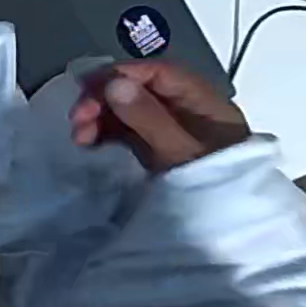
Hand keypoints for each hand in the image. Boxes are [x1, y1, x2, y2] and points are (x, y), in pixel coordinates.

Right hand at [69, 60, 249, 171]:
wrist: (228, 233)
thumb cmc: (213, 187)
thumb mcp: (181, 152)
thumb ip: (148, 117)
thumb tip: (114, 83)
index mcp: (203, 102)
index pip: (158, 72)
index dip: (121, 75)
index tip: (88, 89)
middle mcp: (185, 109)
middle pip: (138, 88)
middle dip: (103, 98)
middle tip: (77, 118)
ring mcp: (169, 128)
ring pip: (126, 108)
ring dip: (98, 116)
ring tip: (79, 136)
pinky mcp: (156, 146)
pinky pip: (125, 129)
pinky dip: (104, 131)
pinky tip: (88, 142)